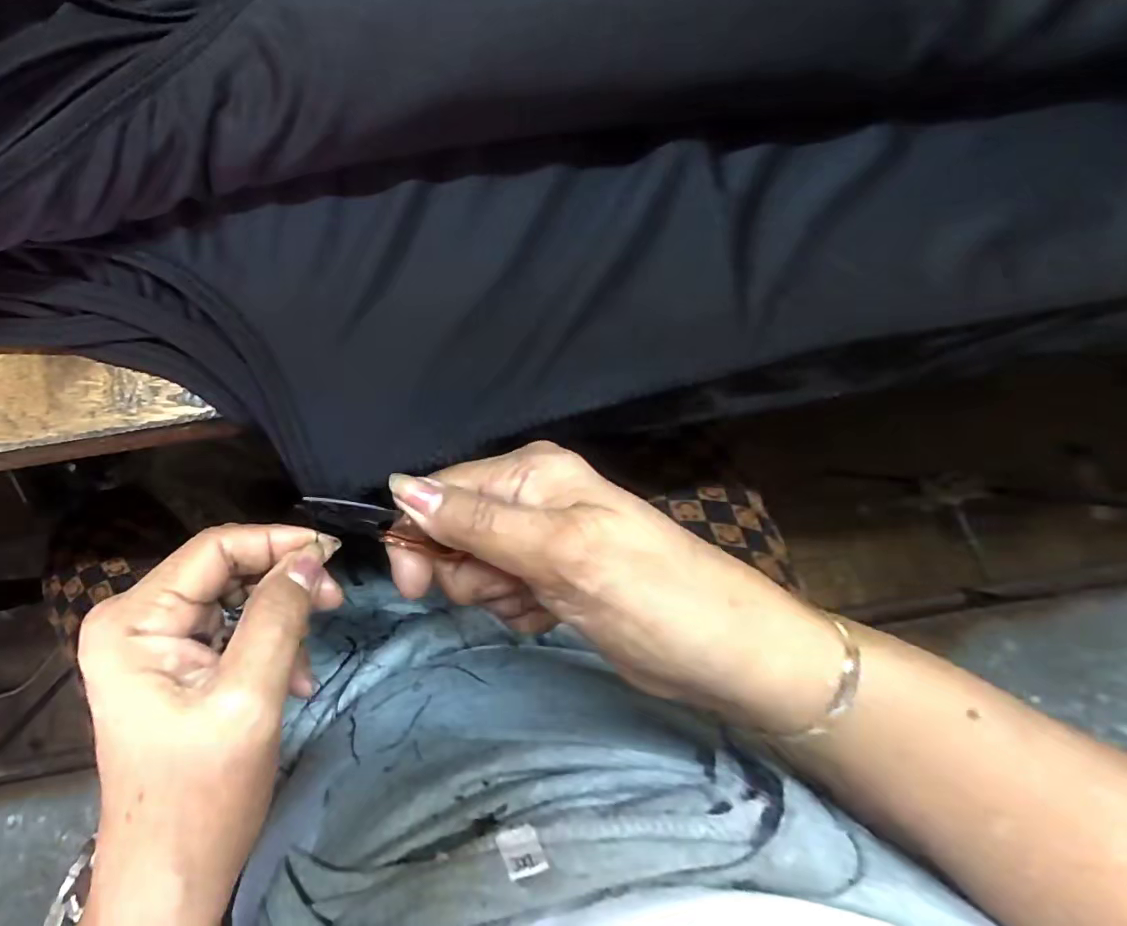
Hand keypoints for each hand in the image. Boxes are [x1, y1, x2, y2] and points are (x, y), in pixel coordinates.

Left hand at [76, 524, 342, 925]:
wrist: (169, 882)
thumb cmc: (201, 798)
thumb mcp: (248, 700)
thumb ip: (278, 618)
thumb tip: (310, 556)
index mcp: (132, 620)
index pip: (214, 548)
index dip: (276, 541)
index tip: (330, 553)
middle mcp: (132, 619)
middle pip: (223, 569)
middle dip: (281, 582)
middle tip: (332, 601)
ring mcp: (149, 643)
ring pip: (232, 597)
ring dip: (279, 618)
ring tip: (309, 659)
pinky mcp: (170, 665)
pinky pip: (228, 629)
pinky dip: (267, 644)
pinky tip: (293, 677)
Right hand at [385, 441, 845, 732]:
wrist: (728, 656)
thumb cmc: (649, 594)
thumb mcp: (558, 552)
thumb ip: (477, 521)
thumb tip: (398, 485)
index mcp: (530, 471)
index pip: (442, 490)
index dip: (420, 535)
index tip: (416, 586)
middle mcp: (531, 496)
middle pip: (452, 529)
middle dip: (467, 570)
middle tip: (507, 591)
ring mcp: (541, 539)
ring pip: (473, 565)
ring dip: (492, 593)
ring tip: (539, 603)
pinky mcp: (550, 576)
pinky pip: (500, 590)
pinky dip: (515, 609)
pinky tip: (549, 615)